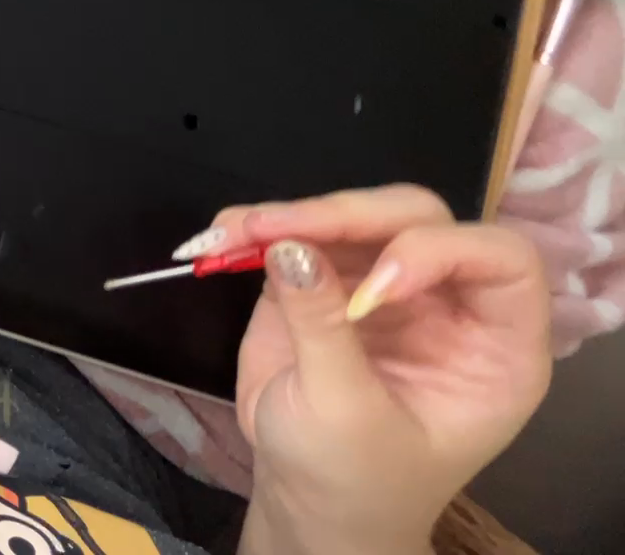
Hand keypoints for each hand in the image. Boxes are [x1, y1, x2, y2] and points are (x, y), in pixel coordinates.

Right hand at [193, 187, 551, 554]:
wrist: (306, 491)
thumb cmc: (354, 472)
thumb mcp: (344, 410)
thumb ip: (323, 328)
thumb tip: (287, 248)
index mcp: (488, 342)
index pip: (494, 261)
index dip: (436, 254)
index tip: (371, 286)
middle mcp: (437, 301)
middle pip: (408, 218)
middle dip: (336, 215)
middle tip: (268, 229)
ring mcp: (369, 284)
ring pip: (340, 215)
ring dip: (278, 216)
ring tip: (223, 236)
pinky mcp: (310, 278)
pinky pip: (284, 233)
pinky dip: (244, 229)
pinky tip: (212, 243)